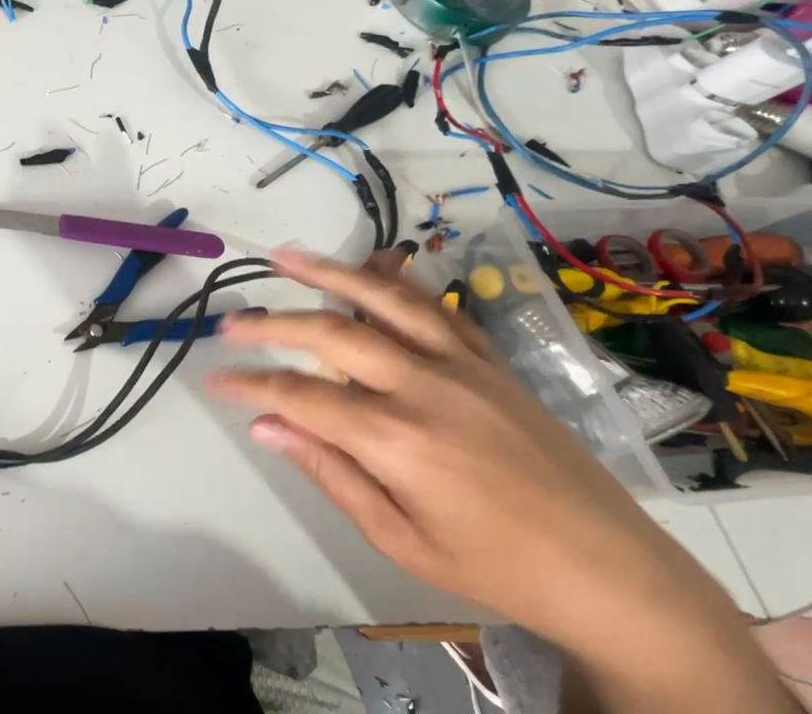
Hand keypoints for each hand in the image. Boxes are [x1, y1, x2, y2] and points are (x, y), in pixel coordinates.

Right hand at [210, 250, 795, 713]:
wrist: (613, 571)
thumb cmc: (494, 566)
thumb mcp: (398, 537)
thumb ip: (328, 472)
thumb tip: (264, 426)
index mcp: (397, 440)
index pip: (300, 396)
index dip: (250, 384)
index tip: (213, 379)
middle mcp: (426, 389)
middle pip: (331, 335)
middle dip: (272, 324)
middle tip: (229, 323)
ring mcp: (465, 369)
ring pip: (385, 302)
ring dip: (331, 274)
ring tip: (285, 255)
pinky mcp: (494, 366)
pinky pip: (439, 311)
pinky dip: (400, 284)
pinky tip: (374, 264)